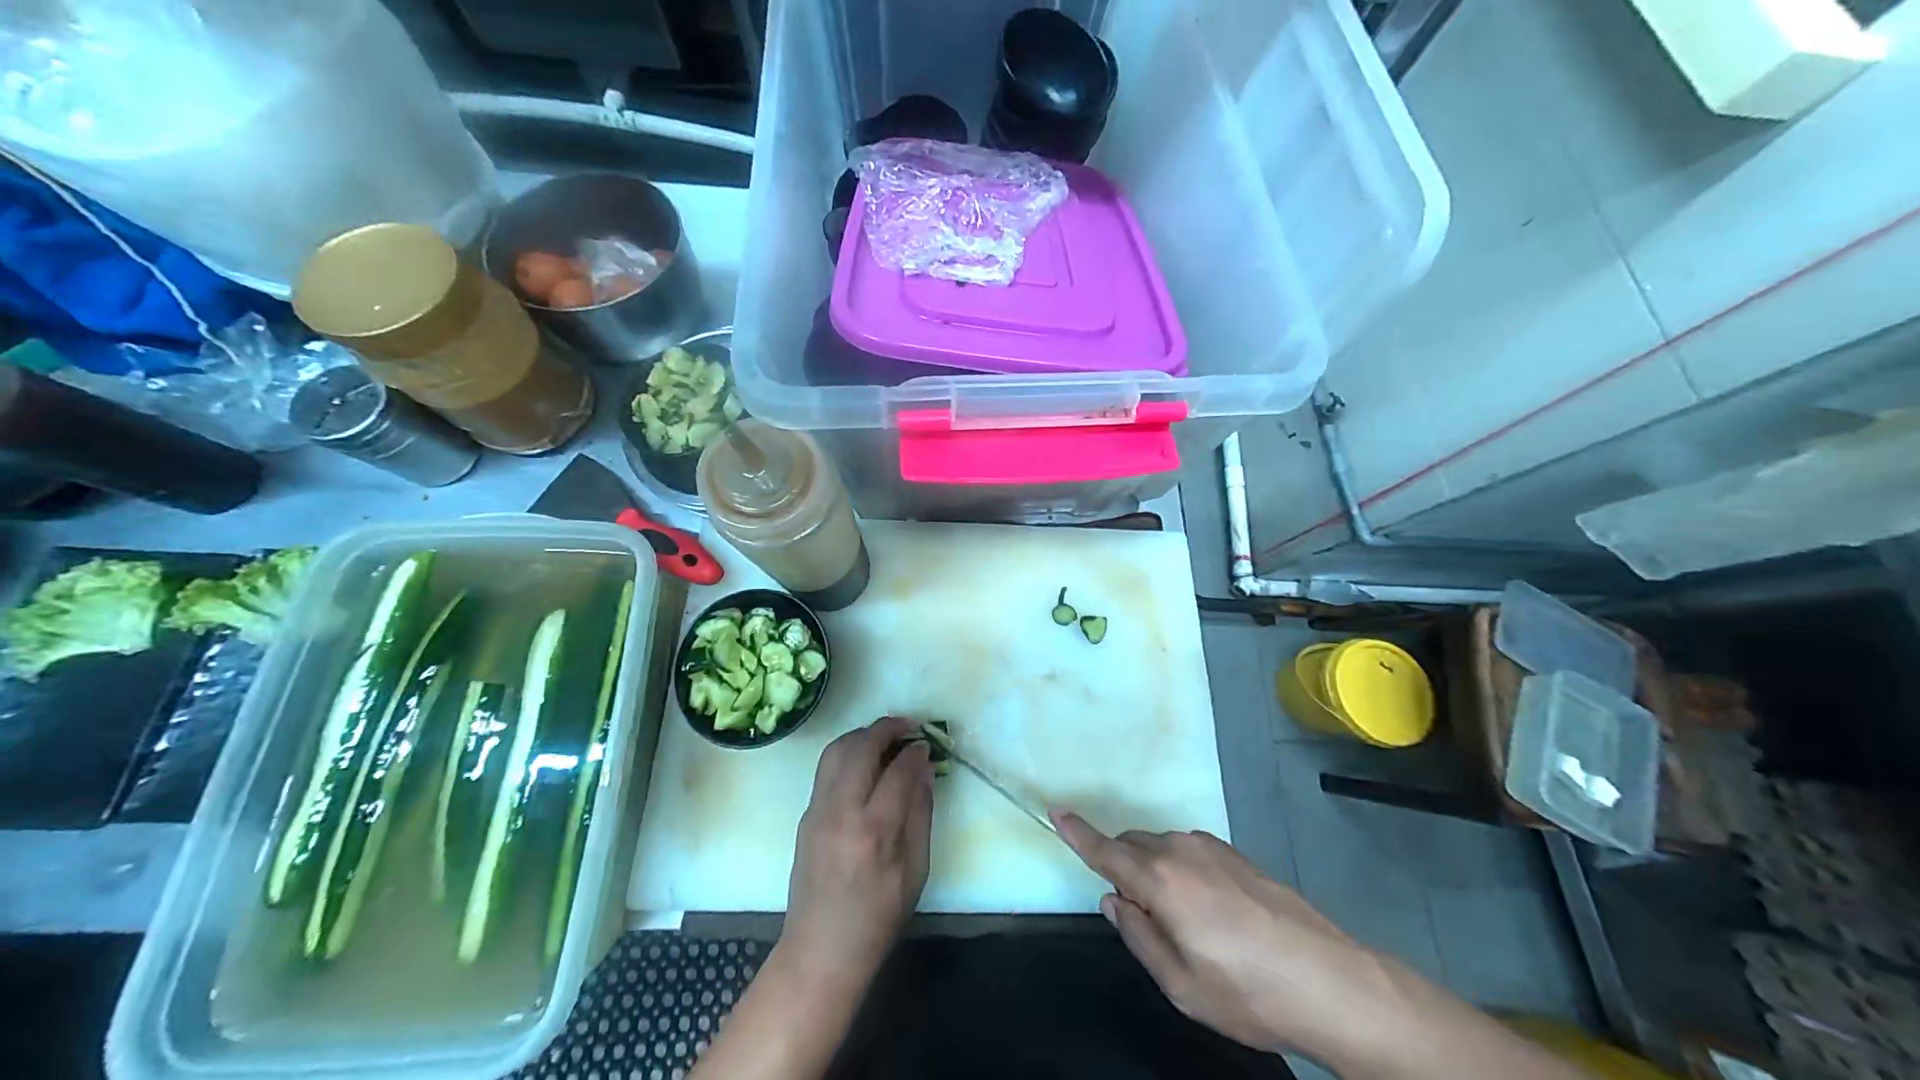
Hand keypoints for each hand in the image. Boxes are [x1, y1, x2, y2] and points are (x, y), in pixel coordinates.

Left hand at [783, 716, 933, 978]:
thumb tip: (924, 770)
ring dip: (863, 734)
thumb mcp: (915, 870)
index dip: (917, 752)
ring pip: (837, 749)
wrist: (821, 949)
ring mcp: (817, 810)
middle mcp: (841, 811)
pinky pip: (826, 768)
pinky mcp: (806, 814)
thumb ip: (920, 814)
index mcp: (874, 830)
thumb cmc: (878, 918)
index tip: (928, 746)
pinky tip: (865, 761)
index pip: (898, 770)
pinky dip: (848, 752)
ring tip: (886, 736)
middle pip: (862, 747)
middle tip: (909, 726)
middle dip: (888, 728)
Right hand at [1051, 812, 1399, 1059]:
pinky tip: (1208, 910)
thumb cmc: (1247, 992)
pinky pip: (1189, 852)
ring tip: (1179, 922)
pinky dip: (1179, 869)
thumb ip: (1138, 936)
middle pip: (1133, 845)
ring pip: (1162, 847)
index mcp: (1160, 881)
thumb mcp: (1179, 984)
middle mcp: (1182, 851)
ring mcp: (1214, 849)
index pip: (1106, 851)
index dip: (1078, 834)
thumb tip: (1113, 901)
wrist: (1333, 984)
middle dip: (1121, 866)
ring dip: (1152, 869)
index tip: (1056, 811)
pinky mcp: (1238, 855)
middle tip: (1138, 916)